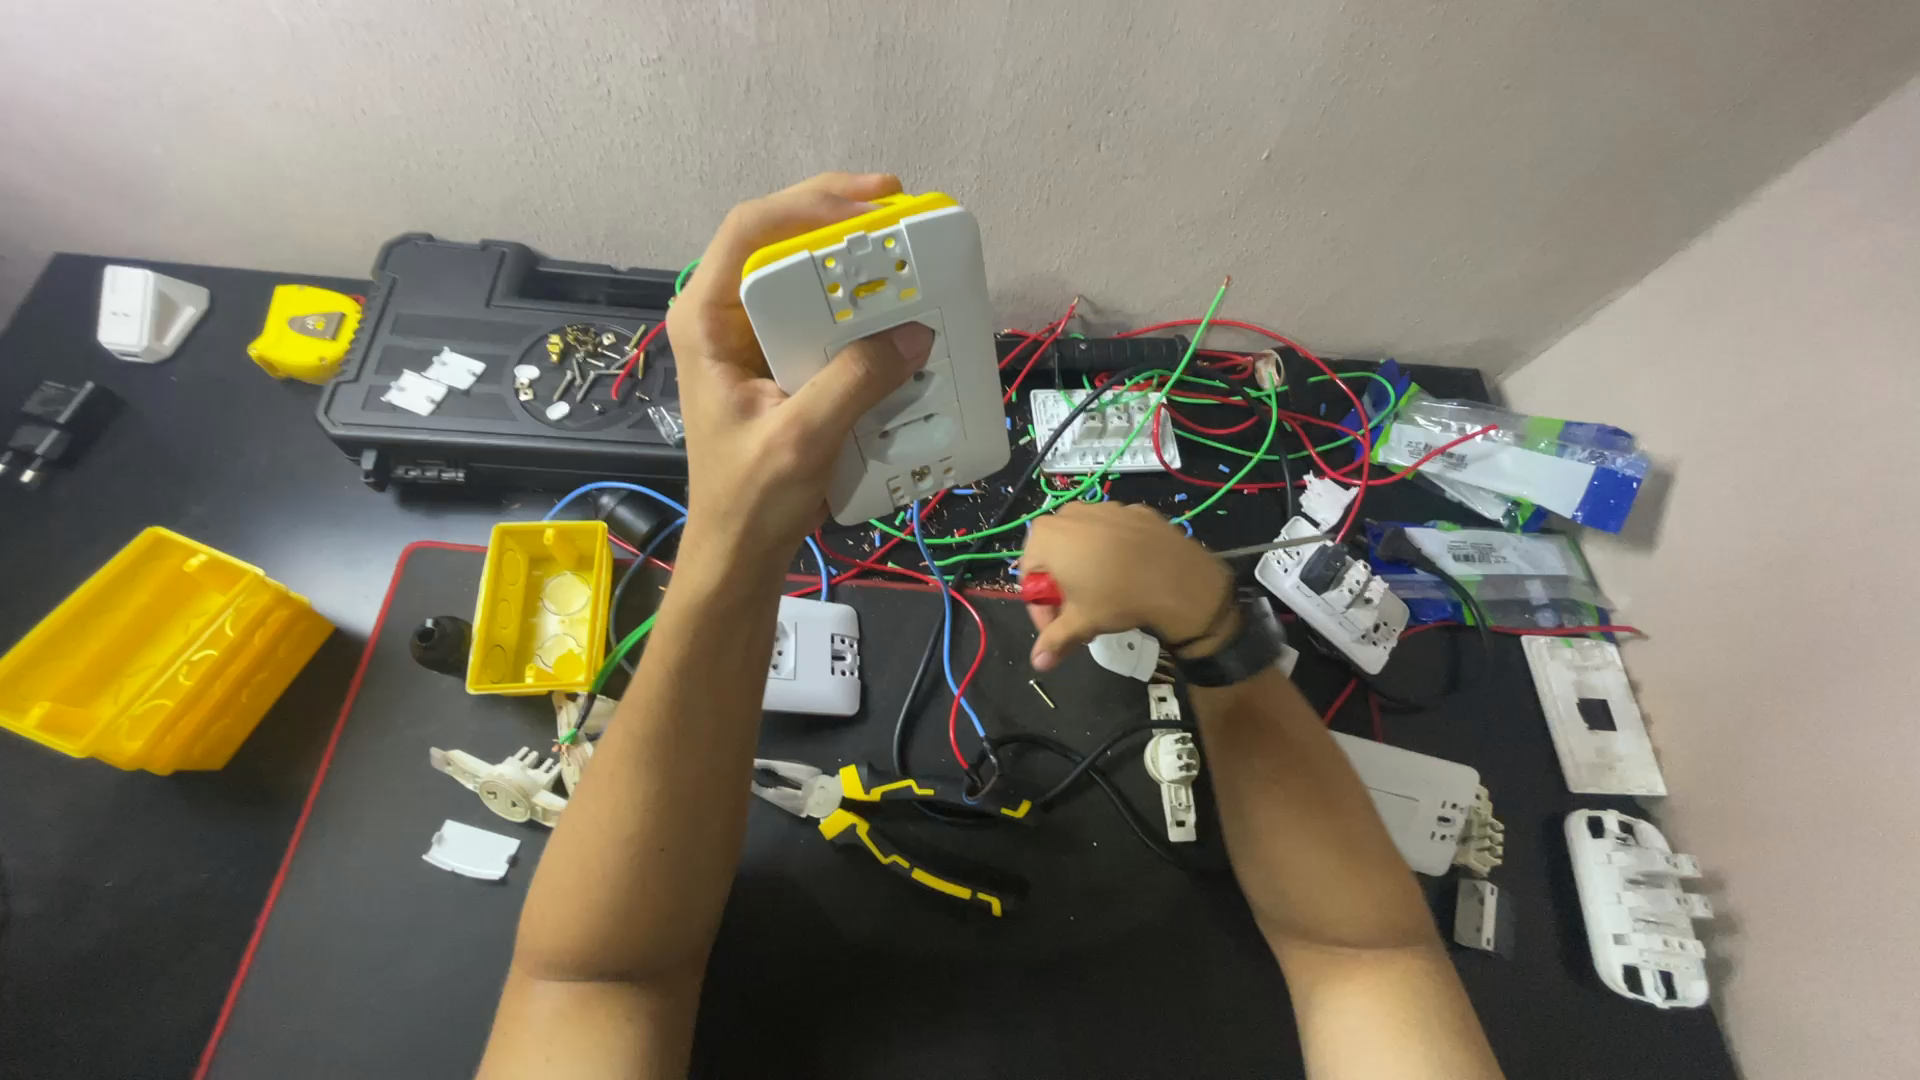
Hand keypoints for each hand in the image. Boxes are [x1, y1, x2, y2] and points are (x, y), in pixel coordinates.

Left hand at [668, 172, 936, 567]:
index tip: (877, 203)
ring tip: (907, 256)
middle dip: (842, 224)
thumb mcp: (802, 439)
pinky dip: (859, 310)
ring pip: (803, 278)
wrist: (743, 548)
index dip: (813, 204)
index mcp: (707, 321)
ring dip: (855, 264)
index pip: (751, 232)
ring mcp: (753, 341)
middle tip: (903, 218)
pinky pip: (821, 320)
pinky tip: (895, 311)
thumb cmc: (753, 498)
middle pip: (780, 243)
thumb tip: (915, 334)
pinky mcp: (781, 366)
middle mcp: (725, 318)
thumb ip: (854, 383)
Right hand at [1019, 502, 1234, 670]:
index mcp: (1046, 536)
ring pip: (1083, 541)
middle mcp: (1068, 513)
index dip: (1041, 609)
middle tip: (1080, 612)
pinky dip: (1113, 551)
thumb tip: (1038, 663)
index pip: (1029, 577)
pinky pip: (1113, 533)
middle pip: (1053, 555)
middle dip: (1062, 586)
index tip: (1057, 629)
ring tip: (1105, 594)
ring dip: (1085, 567)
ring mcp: (1104, 507)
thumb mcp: (1081, 622)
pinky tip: (1129, 573)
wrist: (1180, 579)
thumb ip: (1054, 640)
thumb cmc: (1117, 597)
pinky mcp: (1133, 510)